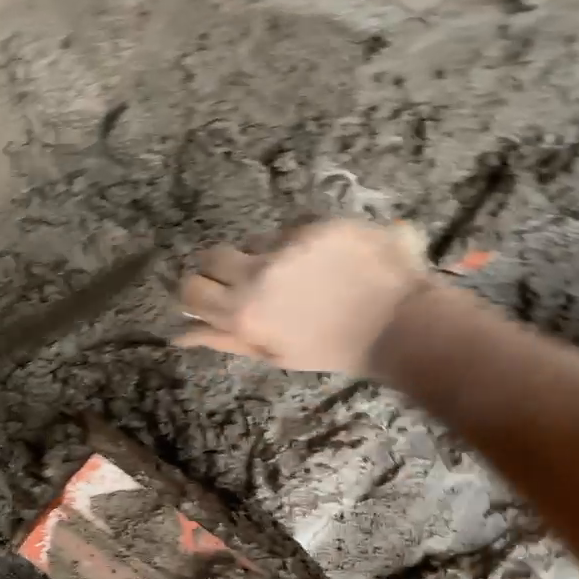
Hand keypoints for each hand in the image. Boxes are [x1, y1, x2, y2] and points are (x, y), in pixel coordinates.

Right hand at [177, 218, 431, 374]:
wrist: (401, 324)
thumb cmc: (331, 348)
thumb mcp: (271, 352)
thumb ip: (222, 339)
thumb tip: (177, 334)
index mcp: (241, 313)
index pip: (191, 288)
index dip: (198, 290)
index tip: (214, 294)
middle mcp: (256, 275)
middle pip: (212, 257)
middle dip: (224, 267)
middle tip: (253, 279)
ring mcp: (287, 247)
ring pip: (255, 241)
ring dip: (267, 254)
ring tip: (303, 273)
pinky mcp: (317, 226)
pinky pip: (294, 228)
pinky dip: (305, 242)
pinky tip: (329, 260)